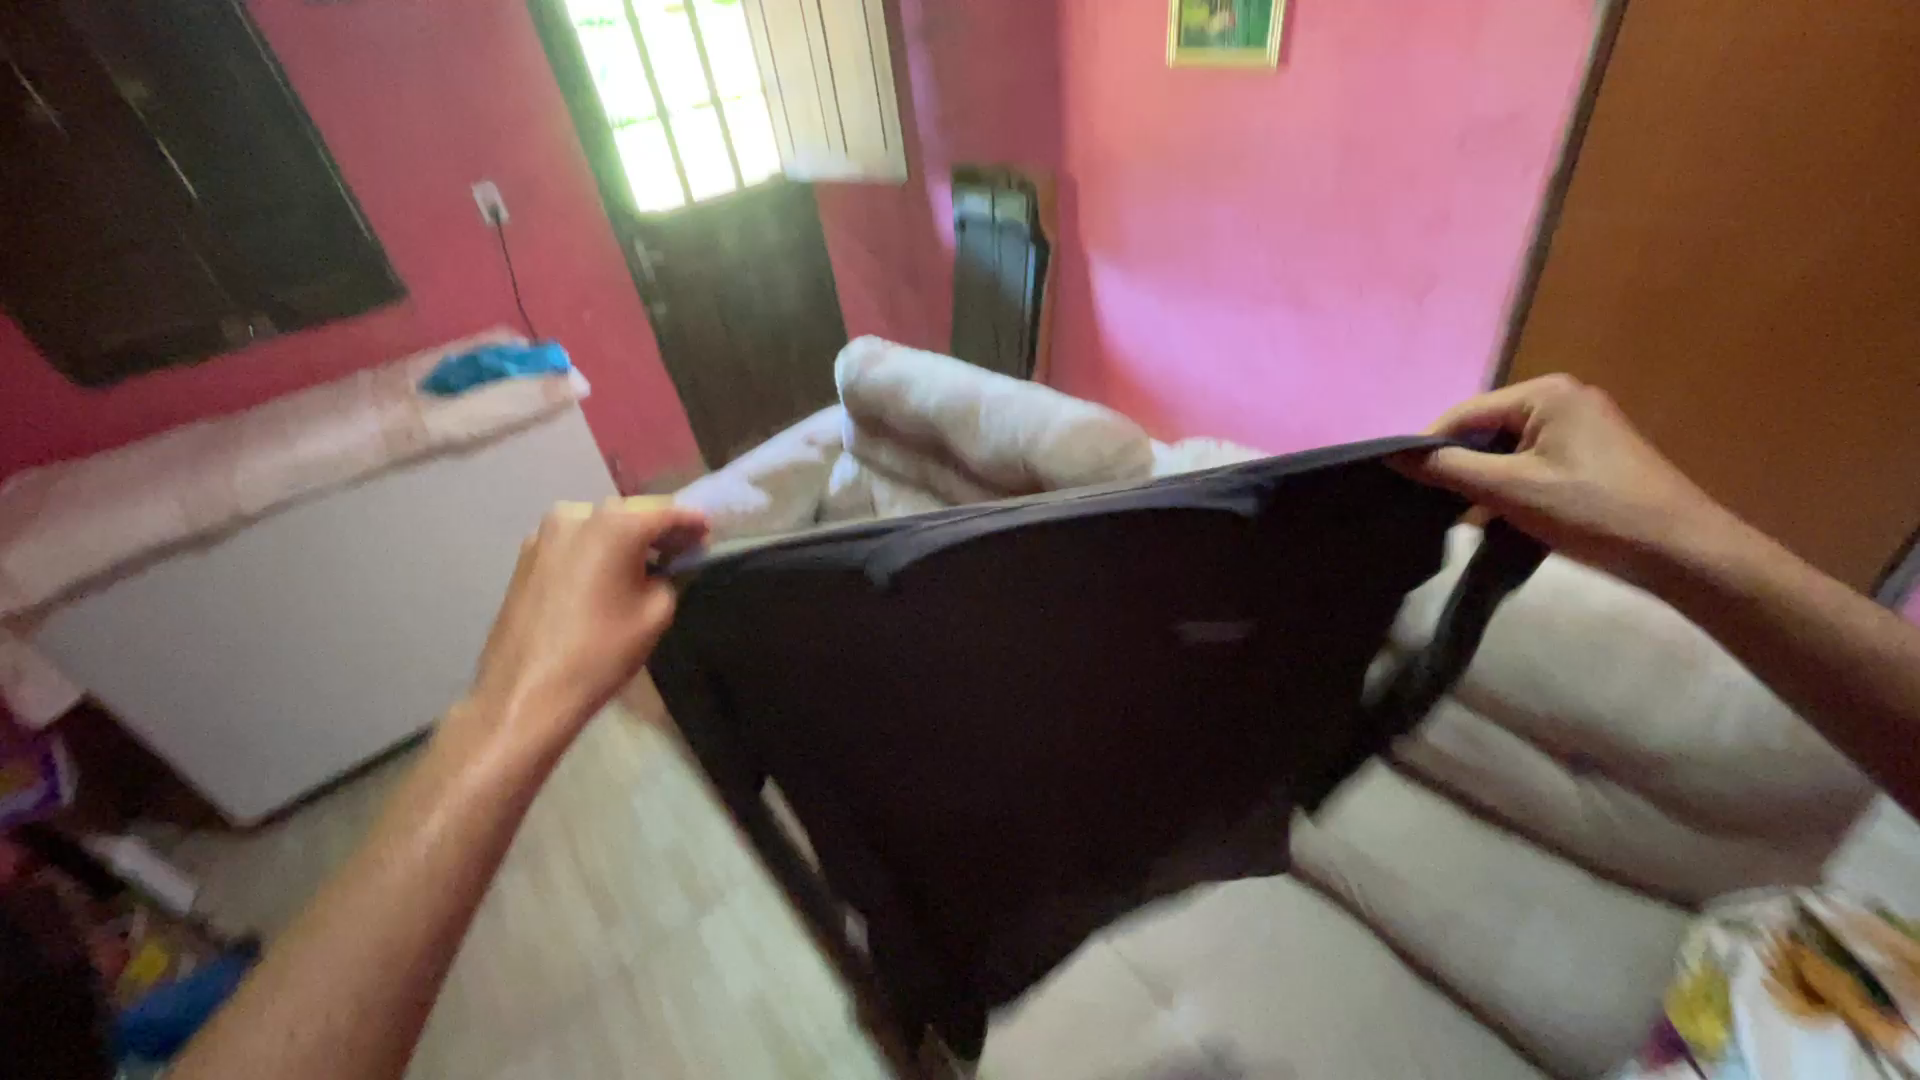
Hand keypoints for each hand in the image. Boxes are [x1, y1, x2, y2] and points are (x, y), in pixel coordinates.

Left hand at [451, 498, 707, 760]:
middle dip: (659, 529)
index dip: (693, 522)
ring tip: (647, 564)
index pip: (667, 511)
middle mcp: (576, 514)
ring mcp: (545, 533)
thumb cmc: (602, 651)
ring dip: (627, 538)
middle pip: (631, 513)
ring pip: (601, 525)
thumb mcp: (657, 612)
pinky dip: (598, 550)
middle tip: (682, 550)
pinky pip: (576, 542)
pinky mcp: (526, 555)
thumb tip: (672, 565)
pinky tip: (610, 575)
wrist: (527, 691)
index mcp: (615, 524)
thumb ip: (673, 575)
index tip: (710, 534)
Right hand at [1403, 375, 1744, 582]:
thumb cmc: (1592, 511)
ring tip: (1458, 515)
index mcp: (1545, 394)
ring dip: (1479, 482)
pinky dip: (1505, 487)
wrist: (1681, 552)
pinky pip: (1526, 463)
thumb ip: (1445, 468)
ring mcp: (1578, 427)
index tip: (1399, 484)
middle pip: (1482, 431)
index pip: (1462, 415)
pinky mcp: (1587, 456)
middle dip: (1455, 467)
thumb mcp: (1507, 489)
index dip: (1427, 448)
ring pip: (1501, 451)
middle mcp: (1562, 399)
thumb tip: (1390, 454)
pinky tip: (1494, 517)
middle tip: (1429, 503)